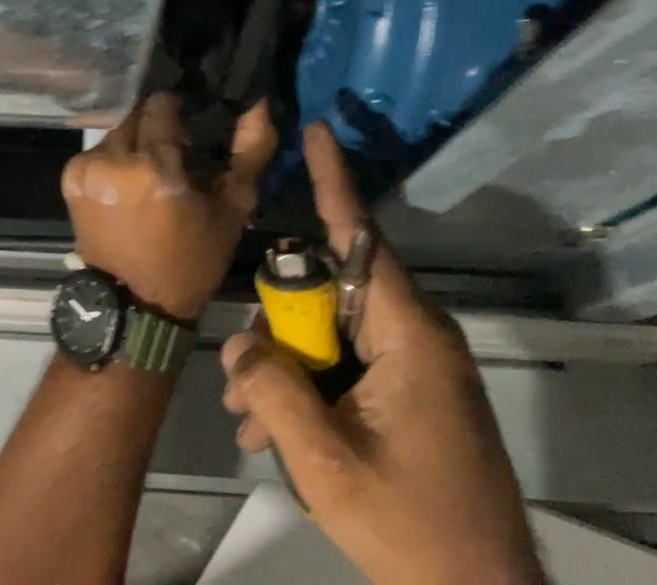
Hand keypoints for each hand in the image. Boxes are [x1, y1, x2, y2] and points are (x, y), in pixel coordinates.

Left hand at [62, 94, 275, 322]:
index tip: (192, 131)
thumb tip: (258, 104)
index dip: (180, 111)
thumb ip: (250, 151)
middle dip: (157, 130)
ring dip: (135, 145)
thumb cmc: (191, 260)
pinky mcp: (70, 180)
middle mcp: (114, 160)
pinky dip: (115, 162)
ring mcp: (86, 169)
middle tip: (176, 158)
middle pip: (137, 117)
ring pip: (117, 134)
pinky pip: (98, 153)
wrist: (135, 304)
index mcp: (155, 167)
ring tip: (152, 177)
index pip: (161, 105)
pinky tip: (129, 189)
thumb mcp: (232, 209)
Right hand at [220, 123, 543, 584]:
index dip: (335, 182)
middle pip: (327, 296)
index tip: (316, 130)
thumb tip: (240, 341)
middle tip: (241, 383)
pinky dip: (306, 391)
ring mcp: (415, 368)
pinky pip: (345, 367)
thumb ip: (273, 389)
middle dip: (277, 330)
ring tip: (254, 425)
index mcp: (409, 338)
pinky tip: (274, 434)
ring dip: (285, 370)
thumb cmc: (410, 526)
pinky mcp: (410, 394)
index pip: (362, 240)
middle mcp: (416, 338)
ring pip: (329, 336)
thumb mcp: (326, 461)